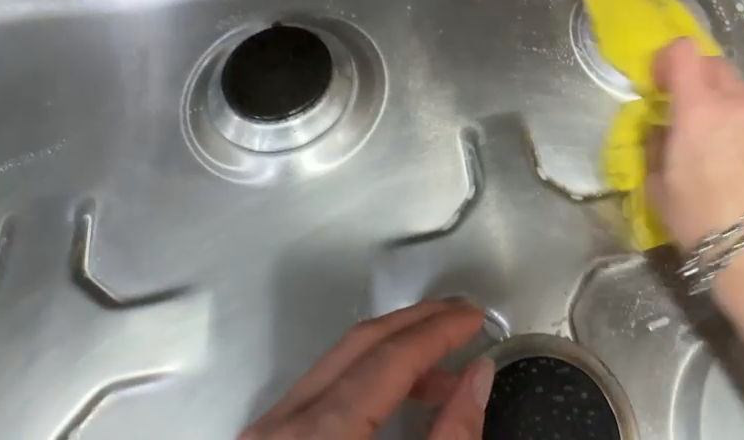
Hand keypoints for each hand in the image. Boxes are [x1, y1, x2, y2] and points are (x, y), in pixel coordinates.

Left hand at [240, 300, 494, 439]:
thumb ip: (451, 434)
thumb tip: (478, 376)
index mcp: (320, 434)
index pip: (391, 357)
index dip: (440, 329)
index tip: (474, 317)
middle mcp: (282, 426)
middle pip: (360, 344)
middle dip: (418, 322)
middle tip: (461, 315)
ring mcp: (264, 435)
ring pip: (337, 363)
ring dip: (393, 351)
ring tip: (441, 366)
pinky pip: (319, 389)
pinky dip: (364, 379)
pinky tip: (395, 395)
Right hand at [646, 39, 743, 251]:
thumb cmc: (699, 219)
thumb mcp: (657, 186)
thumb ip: (655, 147)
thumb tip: (661, 131)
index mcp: (696, 108)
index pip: (683, 51)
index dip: (666, 59)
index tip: (658, 84)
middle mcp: (733, 102)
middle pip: (714, 63)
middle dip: (696, 77)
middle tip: (685, 107)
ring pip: (740, 86)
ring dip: (723, 96)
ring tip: (715, 129)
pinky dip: (743, 119)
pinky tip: (738, 152)